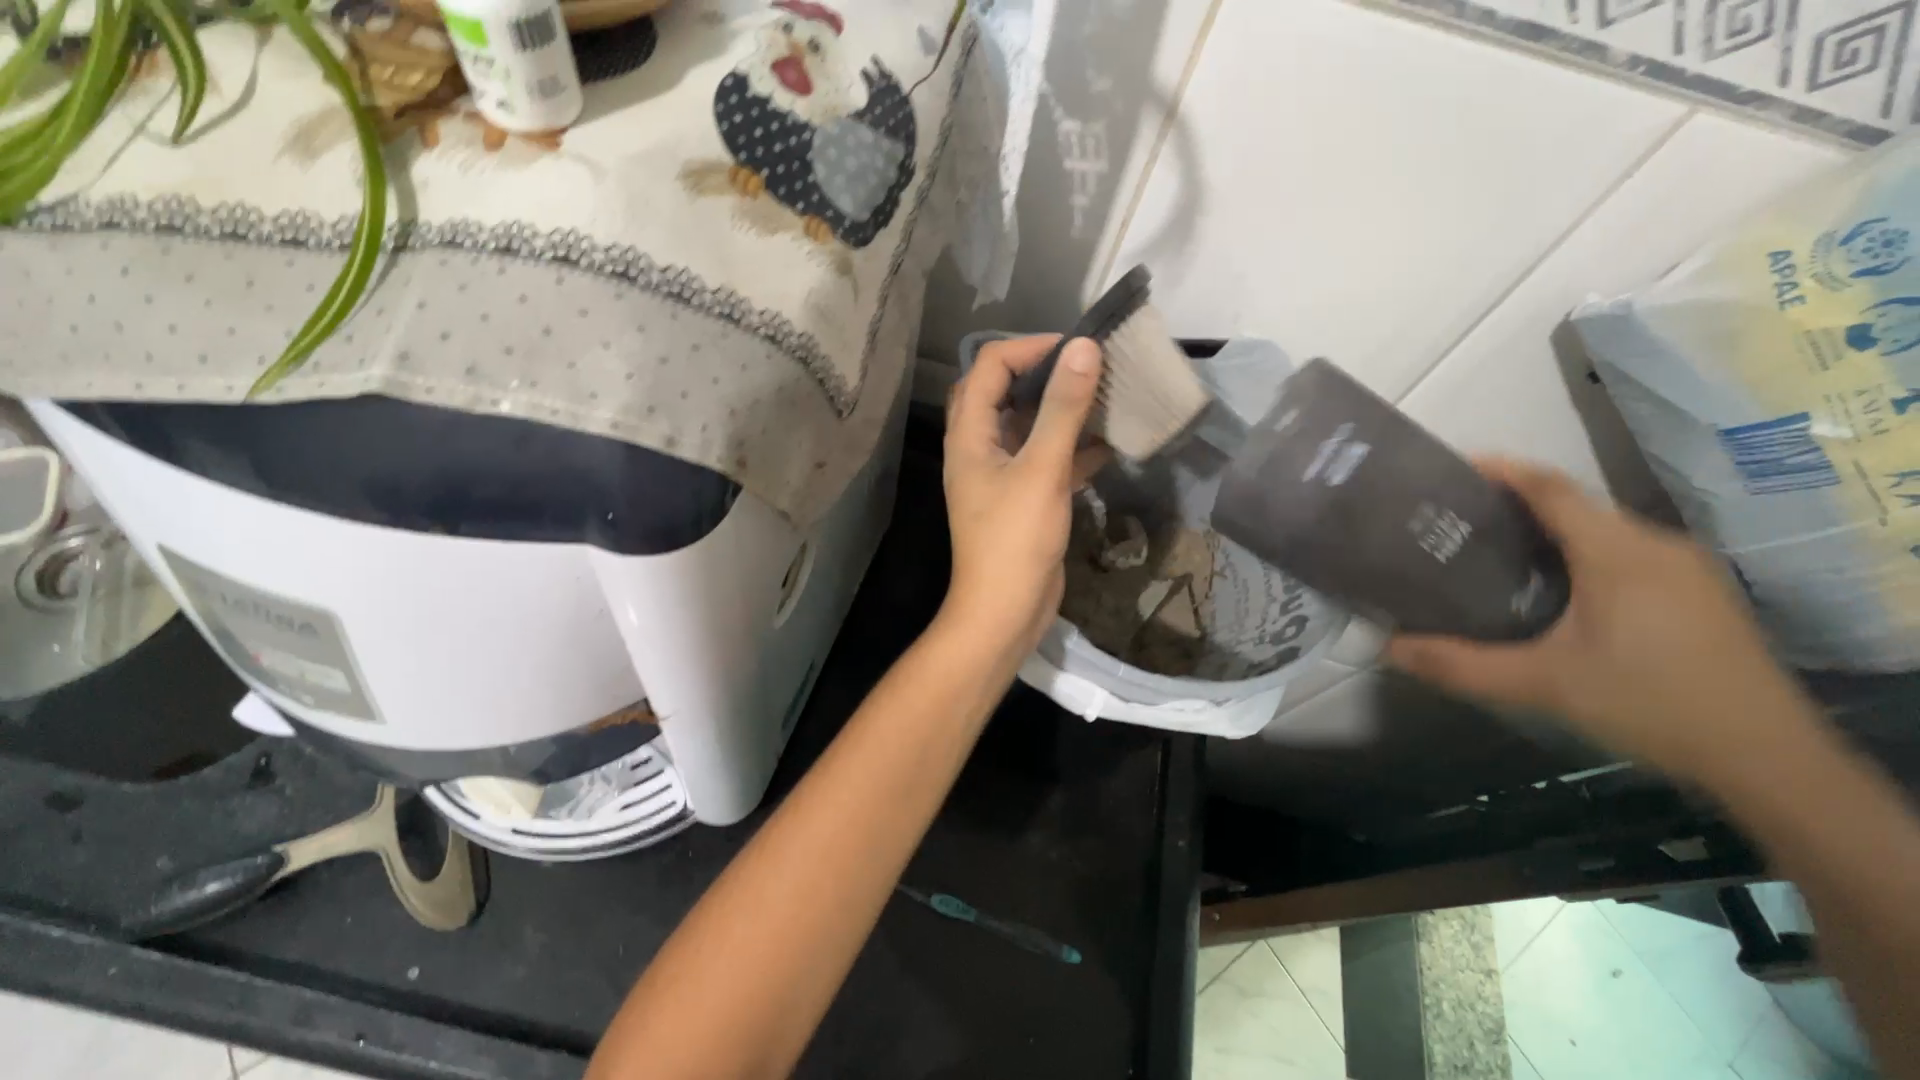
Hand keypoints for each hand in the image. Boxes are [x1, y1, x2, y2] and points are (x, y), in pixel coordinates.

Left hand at [940, 335, 1107, 660]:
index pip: (990, 367)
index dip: (1030, 348)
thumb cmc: (1015, 540)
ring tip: (1105, 395)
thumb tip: (1083, 348)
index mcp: (969, 435)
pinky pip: (1046, 460)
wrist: (1004, 612)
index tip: (1077, 348)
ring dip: (1061, 410)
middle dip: (1044, 374)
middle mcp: (979, 449)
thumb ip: (1062, 409)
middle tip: (1088, 367)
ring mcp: (1000, 475)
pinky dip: (1073, 448)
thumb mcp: (1041, 469)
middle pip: (1005, 392)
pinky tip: (1109, 444)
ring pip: (1028, 427)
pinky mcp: (1023, 499)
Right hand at [1388, 459, 1814, 781]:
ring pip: (1603, 532)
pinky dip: (1584, 557)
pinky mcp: (1701, 592)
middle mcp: (1655, 544)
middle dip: (1517, 506)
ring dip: (1551, 534)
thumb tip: (1388, 648)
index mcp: (1617, 552)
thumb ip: (1462, 664)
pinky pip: (1628, 555)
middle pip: (1575, 506)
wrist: (1765, 755)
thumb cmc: (1649, 704)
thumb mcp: (1543, 685)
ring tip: (1498, 557)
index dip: (1500, 470)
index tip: (1451, 467)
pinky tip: (1560, 593)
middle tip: (1460, 524)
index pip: (1550, 487)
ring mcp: (1686, 567)